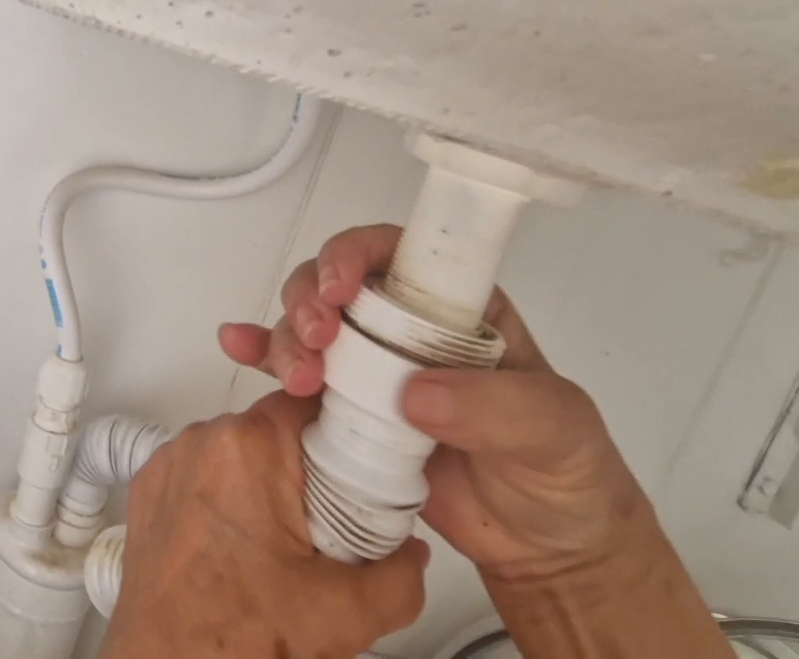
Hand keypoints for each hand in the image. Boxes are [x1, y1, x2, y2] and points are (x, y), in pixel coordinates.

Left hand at [101, 392, 427, 658]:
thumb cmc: (235, 635)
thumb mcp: (343, 613)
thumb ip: (398, 577)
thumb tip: (412, 552)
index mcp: (250, 447)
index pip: (308, 403)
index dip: (339, 427)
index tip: (357, 460)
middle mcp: (204, 439)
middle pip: (272, 428)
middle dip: (302, 464)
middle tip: (323, 518)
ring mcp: (171, 459)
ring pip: (235, 449)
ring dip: (259, 479)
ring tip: (277, 537)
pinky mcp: (150, 482)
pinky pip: (200, 469)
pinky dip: (221, 493)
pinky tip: (237, 539)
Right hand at [218, 225, 654, 584]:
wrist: (542, 546)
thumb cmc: (560, 469)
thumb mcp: (553, 427)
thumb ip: (495, 406)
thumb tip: (412, 394)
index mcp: (450, 307)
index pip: (394, 252)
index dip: (355, 253)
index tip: (339, 287)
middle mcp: (399, 325)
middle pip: (331, 283)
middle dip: (309, 299)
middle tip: (316, 338)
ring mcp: (365, 366)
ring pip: (303, 324)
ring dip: (284, 336)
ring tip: (295, 377)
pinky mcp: (340, 407)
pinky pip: (289, 370)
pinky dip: (258, 353)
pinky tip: (237, 348)